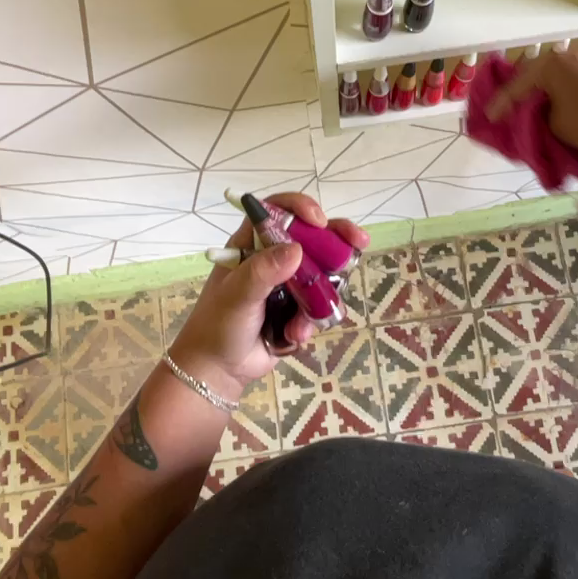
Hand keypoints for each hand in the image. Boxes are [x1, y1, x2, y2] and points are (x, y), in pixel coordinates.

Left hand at [168, 193, 369, 400]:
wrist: (219, 370)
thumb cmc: (218, 325)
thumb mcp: (236, 296)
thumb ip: (263, 272)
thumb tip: (297, 249)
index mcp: (252, 245)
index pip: (278, 210)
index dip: (301, 208)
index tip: (319, 221)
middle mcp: (274, 258)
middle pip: (313, 235)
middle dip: (337, 238)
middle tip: (359, 241)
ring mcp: (290, 283)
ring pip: (324, 273)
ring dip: (321, 296)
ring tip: (303, 322)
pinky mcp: (300, 307)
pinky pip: (322, 305)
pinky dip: (313, 321)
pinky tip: (294, 337)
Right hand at [483, 46, 577, 154]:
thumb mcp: (558, 129)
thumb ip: (542, 118)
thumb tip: (548, 113)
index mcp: (552, 65)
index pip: (518, 86)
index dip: (502, 104)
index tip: (491, 118)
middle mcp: (575, 52)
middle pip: (544, 73)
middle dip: (532, 93)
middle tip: (523, 109)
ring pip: (571, 73)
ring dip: (560, 90)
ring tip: (557, 108)